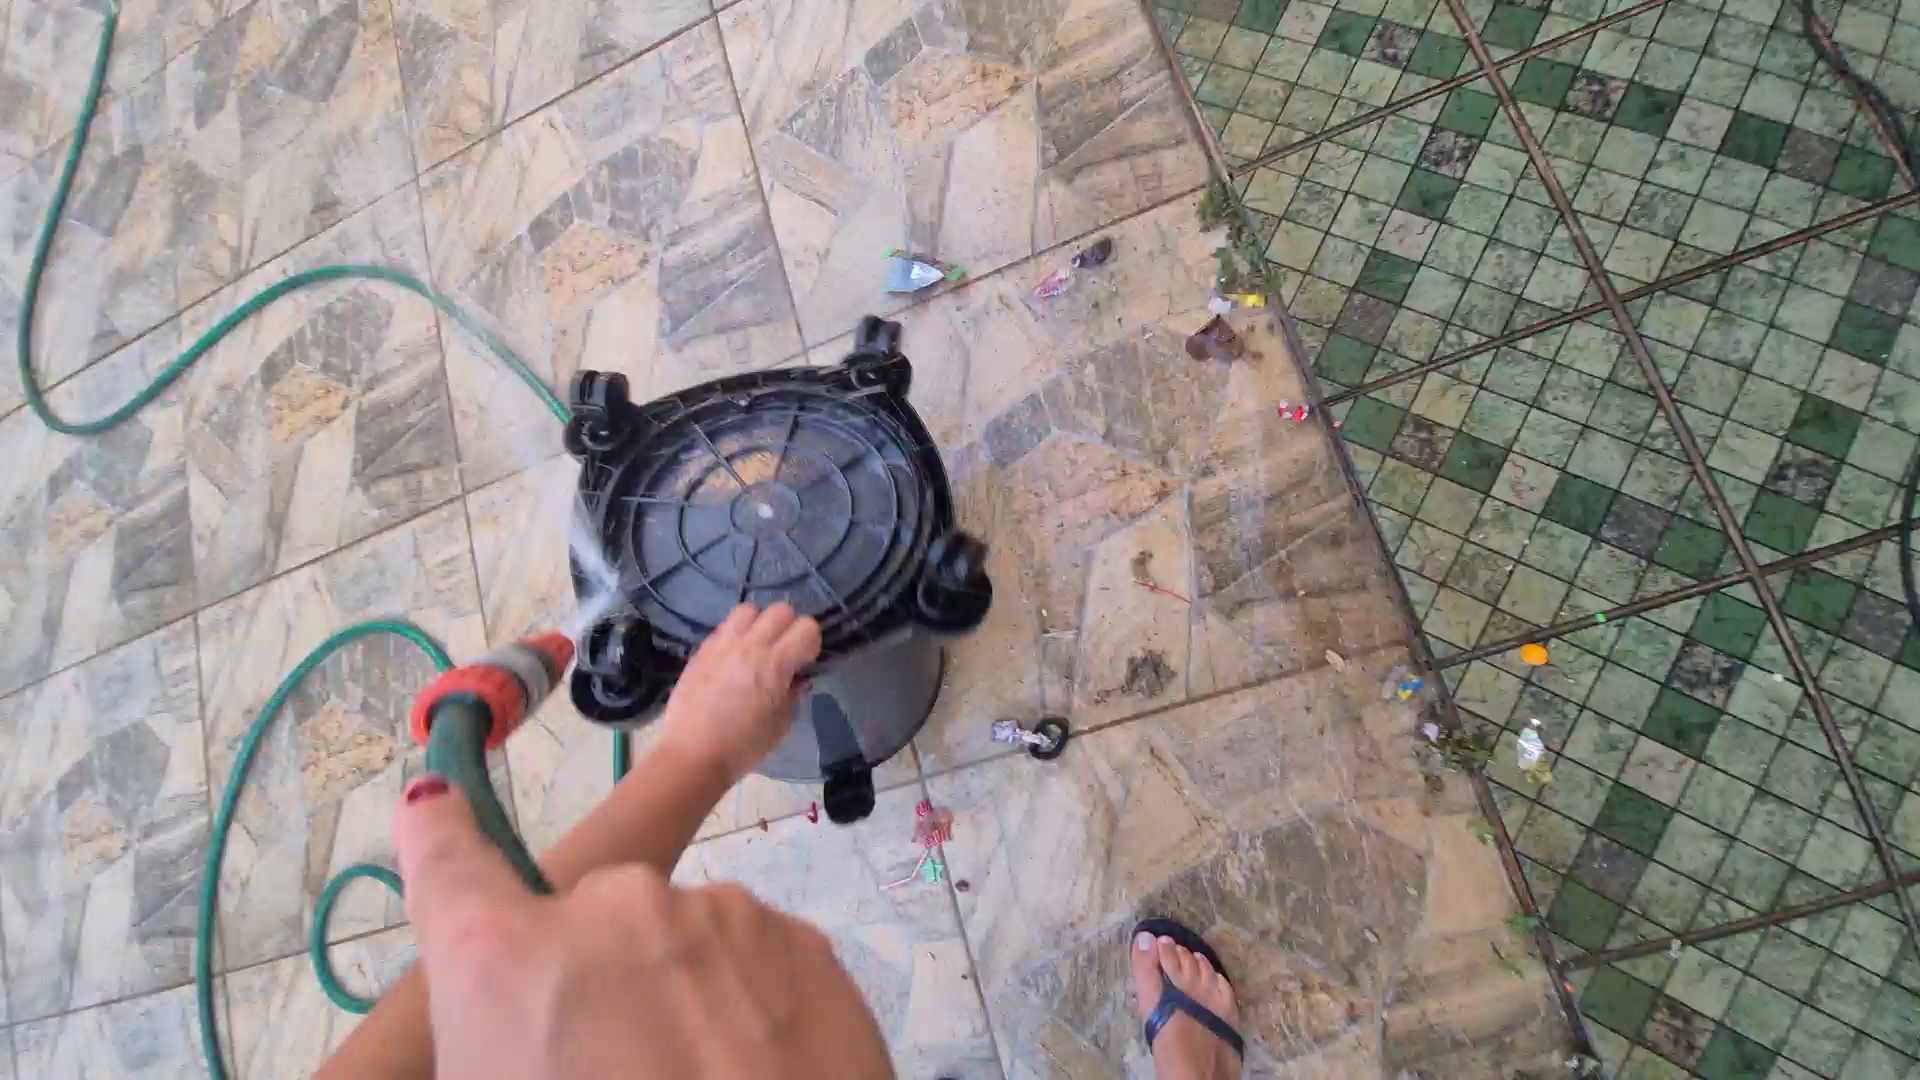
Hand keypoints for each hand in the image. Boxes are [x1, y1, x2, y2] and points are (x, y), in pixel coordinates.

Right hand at [393, 774, 892, 1079]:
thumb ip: (508, 1041)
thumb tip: (537, 1027)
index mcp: (515, 963)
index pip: (452, 874)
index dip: (437, 835)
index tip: (428, 796)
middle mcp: (618, 905)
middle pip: (593, 923)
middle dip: (597, 977)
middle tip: (621, 1064)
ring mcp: (721, 906)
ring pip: (679, 937)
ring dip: (678, 988)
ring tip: (700, 1075)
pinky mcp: (796, 929)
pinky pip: (748, 952)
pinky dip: (744, 996)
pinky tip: (760, 1064)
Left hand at [655, 602, 820, 782]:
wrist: (692, 755)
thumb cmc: (744, 746)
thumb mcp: (781, 724)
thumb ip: (793, 694)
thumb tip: (797, 679)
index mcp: (775, 664)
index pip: (807, 627)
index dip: (811, 642)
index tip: (805, 660)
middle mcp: (749, 646)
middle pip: (780, 610)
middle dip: (789, 627)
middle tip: (784, 650)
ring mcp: (722, 645)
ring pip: (749, 609)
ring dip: (759, 623)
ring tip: (757, 646)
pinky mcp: (702, 650)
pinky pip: (725, 626)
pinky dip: (736, 634)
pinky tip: (734, 657)